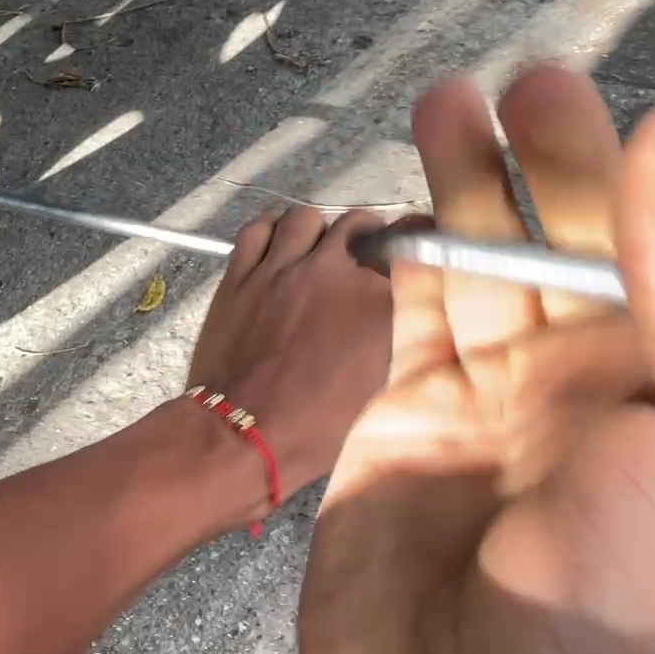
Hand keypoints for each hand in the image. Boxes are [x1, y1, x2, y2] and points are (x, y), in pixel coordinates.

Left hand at [188, 206, 392, 501]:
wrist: (241, 435)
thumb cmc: (314, 428)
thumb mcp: (378, 389)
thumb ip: (395, 338)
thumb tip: (399, 313)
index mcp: (377, 302)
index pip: (412, 244)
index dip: (416, 242)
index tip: (412, 249)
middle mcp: (332, 272)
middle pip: (359, 224)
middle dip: (366, 235)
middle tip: (360, 255)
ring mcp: (280, 269)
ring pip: (305, 218)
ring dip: (316, 231)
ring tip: (313, 251)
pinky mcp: (239, 276)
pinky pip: (257, 229)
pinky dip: (269, 232)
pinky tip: (273, 248)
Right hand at [291, 66, 654, 653]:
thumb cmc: (637, 617)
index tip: (631, 108)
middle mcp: (617, 394)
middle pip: (588, 242)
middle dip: (560, 158)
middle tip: (528, 81)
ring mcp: (500, 402)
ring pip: (489, 262)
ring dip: (470, 183)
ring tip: (449, 103)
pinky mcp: (407, 413)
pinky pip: (413, 311)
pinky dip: (405, 255)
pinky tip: (399, 200)